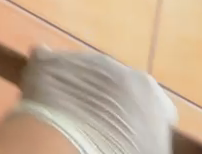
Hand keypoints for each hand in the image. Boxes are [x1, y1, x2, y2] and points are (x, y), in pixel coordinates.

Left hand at [14, 49, 175, 153]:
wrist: (67, 148)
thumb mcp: (151, 151)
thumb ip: (152, 140)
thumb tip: (142, 138)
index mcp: (148, 90)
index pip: (155, 106)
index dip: (146, 126)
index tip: (137, 142)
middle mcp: (114, 65)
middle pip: (116, 85)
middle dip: (112, 104)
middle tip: (102, 131)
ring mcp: (77, 58)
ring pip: (82, 72)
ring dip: (80, 89)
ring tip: (73, 118)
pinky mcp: (45, 59)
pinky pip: (48, 65)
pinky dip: (48, 79)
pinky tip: (47, 100)